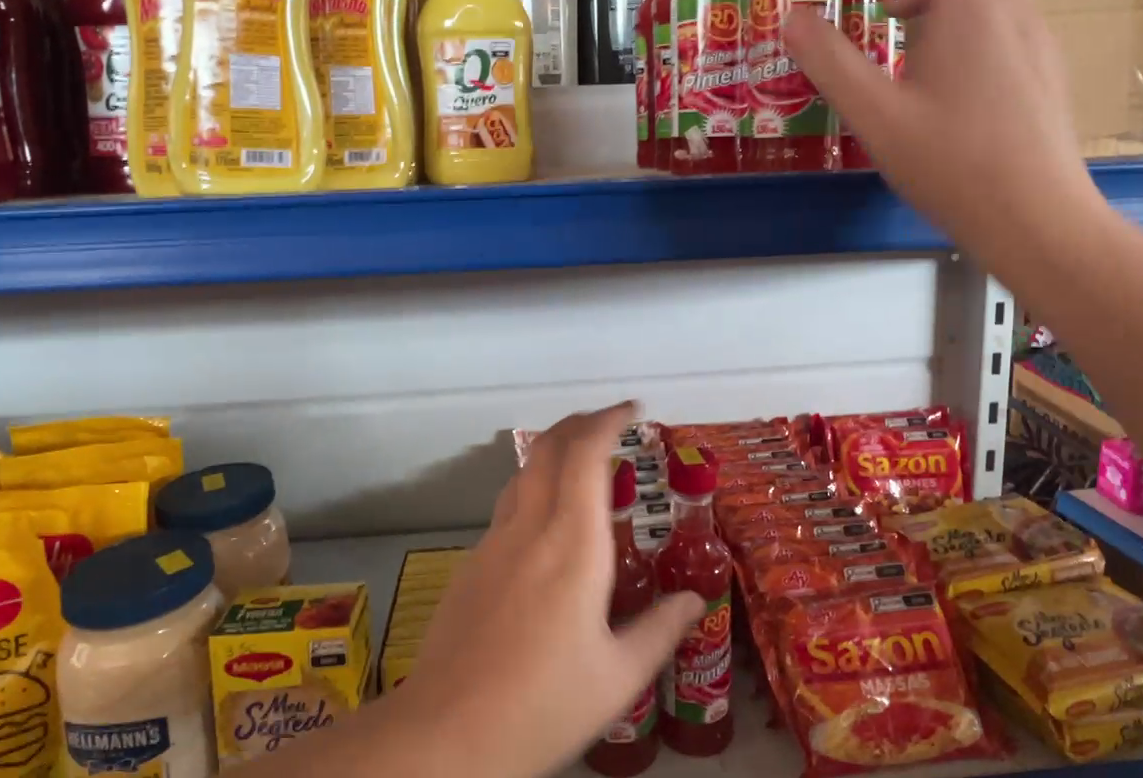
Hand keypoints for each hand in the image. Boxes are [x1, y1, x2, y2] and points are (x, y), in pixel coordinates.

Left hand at [396, 402, 703, 777]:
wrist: (447, 732)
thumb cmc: (542, 705)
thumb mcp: (619, 676)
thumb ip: (660, 629)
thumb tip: (695, 599)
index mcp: (572, 544)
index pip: (585, 454)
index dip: (607, 420)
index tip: (632, 410)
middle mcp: (529, 528)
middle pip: (549, 448)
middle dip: (581, 423)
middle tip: (612, 424)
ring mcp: (492, 544)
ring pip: (524, 474)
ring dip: (555, 453)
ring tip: (584, 466)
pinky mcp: (471, 565)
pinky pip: (508, 506)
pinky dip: (535, 489)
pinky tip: (547, 526)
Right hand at [784, 0, 1104, 259]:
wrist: (1038, 220)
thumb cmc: (954, 164)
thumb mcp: (875, 114)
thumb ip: (828, 60)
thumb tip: (789, 16)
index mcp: (976, 1)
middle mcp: (1012, 5)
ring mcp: (1031, 36)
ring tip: (885, 6)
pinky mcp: (1035, 66)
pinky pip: (993, 9)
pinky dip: (951, 6)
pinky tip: (919, 55)